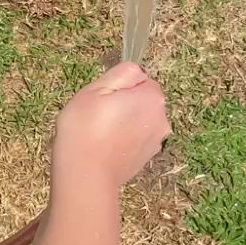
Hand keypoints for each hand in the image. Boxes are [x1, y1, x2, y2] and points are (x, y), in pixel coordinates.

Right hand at [52, 62, 169, 189]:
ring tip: (98, 134)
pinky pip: (135, 139)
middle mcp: (161, 117)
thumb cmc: (84, 128)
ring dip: (123, 123)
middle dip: (123, 104)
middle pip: (141, 101)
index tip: (100, 99)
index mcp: (151, 97)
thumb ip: (121, 74)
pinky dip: (122, 140)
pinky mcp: (146, 157)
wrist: (86, 173)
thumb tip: (136, 71)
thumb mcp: (95, 90)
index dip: (118, 87)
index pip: (140, 80)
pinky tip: (104, 148)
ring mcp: (156, 140)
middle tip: (96, 115)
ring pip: (138, 121)